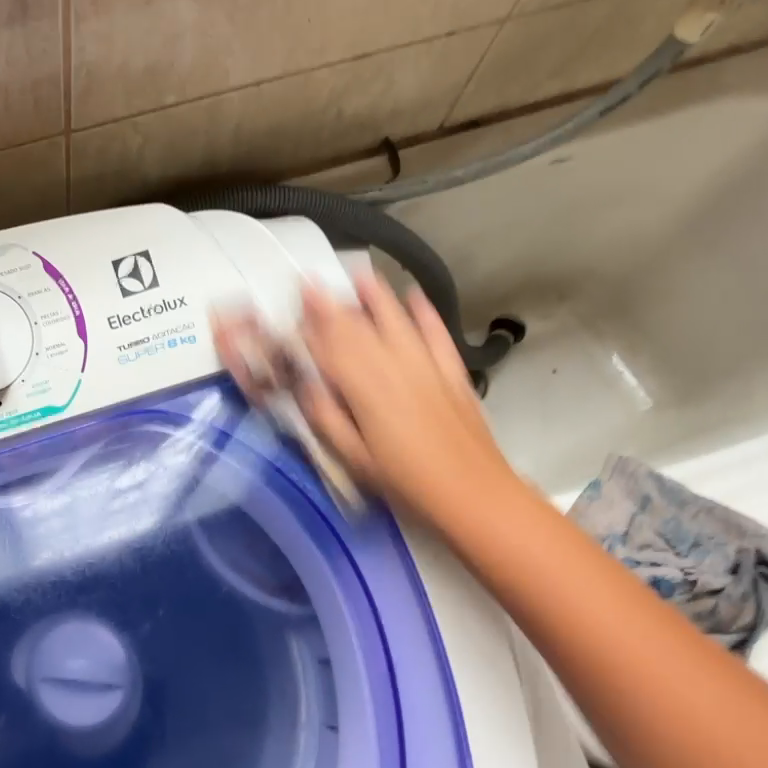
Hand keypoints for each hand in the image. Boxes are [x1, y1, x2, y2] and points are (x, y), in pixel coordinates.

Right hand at [213, 269, 519, 523]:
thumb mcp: (353, 458)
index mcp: (364, 389)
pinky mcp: (452, 373)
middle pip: (358, 329)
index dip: (309, 326)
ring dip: (377, 297)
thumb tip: (306, 386)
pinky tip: (416, 296)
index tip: (293, 305)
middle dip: (333, 305)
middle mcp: (394, 368)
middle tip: (313, 283)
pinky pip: (436, 335)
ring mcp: (426, 367)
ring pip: (397, 322)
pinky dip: (426, 314)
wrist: (473, 494)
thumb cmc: (405, 481)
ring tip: (360, 274)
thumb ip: (327, 418)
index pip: (330, 348)